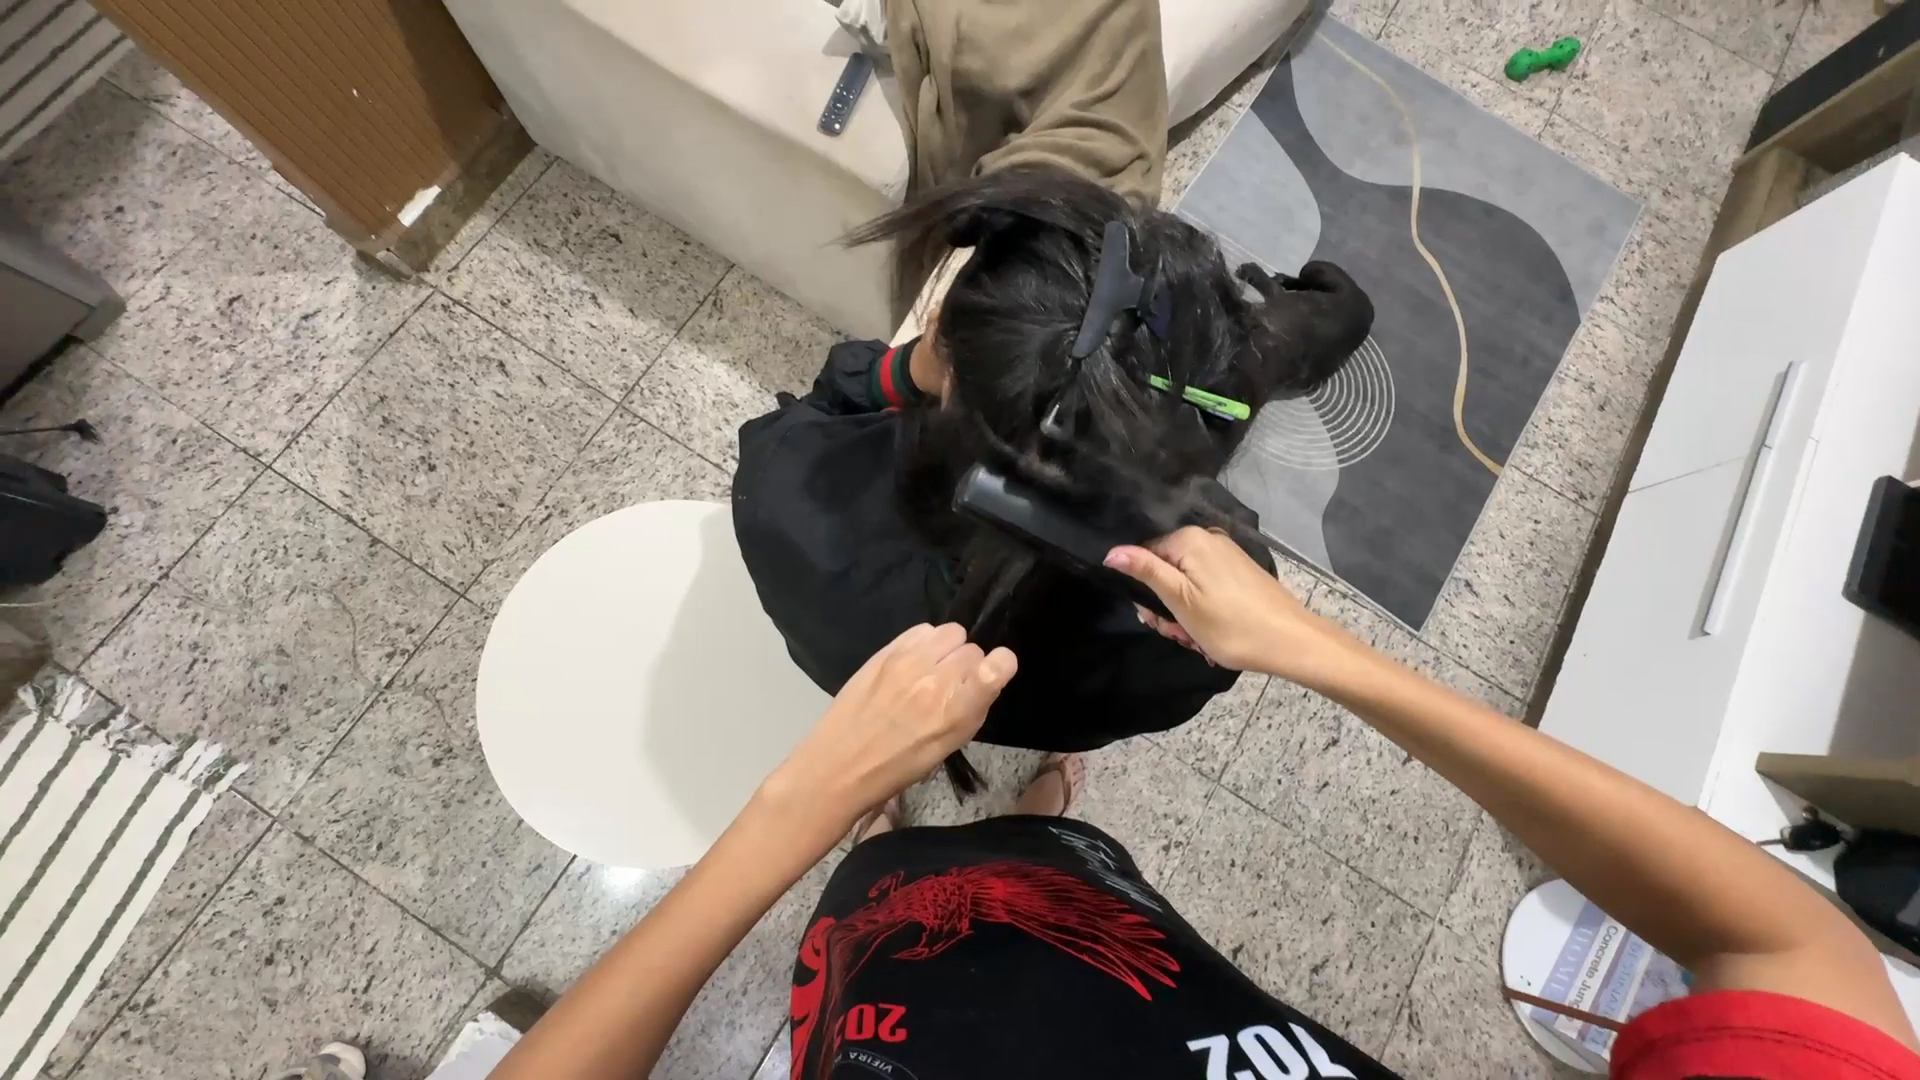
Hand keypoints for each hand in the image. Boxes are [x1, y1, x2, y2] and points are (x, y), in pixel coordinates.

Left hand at [756, 623, 1015, 845]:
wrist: (840, 763)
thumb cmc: (898, 766)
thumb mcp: (948, 747)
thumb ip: (972, 708)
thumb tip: (986, 678)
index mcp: (954, 712)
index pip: (995, 667)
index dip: (1002, 666)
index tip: (994, 674)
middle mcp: (934, 680)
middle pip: (973, 650)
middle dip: (969, 665)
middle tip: (952, 685)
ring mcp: (907, 661)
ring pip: (951, 632)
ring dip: (949, 649)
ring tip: (934, 669)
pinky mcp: (886, 651)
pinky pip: (923, 629)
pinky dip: (926, 642)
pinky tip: (915, 662)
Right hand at [1104, 527, 1348, 682]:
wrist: (1291, 642)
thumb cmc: (1229, 625)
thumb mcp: (1179, 600)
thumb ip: (1145, 571)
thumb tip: (1110, 551)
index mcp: (1189, 539)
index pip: (1144, 557)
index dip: (1144, 591)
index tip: (1157, 619)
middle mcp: (1207, 538)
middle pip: (1164, 569)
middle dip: (1165, 604)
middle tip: (1179, 632)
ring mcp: (1225, 554)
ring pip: (1184, 581)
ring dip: (1183, 611)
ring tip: (1196, 636)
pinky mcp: (1238, 570)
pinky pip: (1205, 584)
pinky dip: (1202, 608)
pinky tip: (1211, 629)